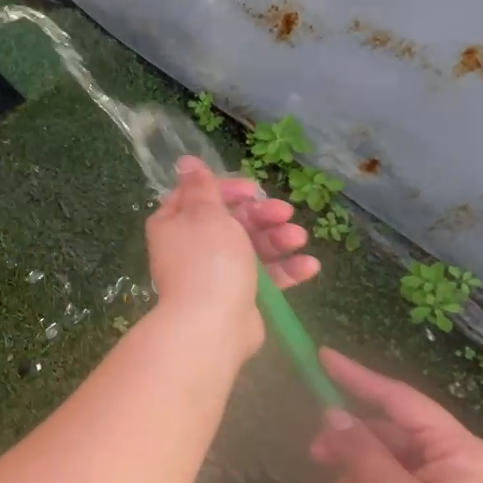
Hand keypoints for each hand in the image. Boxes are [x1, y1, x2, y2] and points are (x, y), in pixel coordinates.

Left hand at [144, 157, 318, 359]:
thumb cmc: (207, 260)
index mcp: (174, 222)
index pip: (199, 197)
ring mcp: (214, 270)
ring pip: (251, 247)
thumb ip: (200, 188)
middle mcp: (190, 244)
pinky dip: (286, 269)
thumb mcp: (204, 214)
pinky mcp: (238, 293)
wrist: (211, 322)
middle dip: (260, 214)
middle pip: (230, 221)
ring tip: (298, 238)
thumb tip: (185, 161)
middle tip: (285, 213)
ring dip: (277, 239)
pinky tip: (309, 266)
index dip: (227, 190)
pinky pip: (264, 276)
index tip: (252, 190)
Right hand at [310, 349, 482, 482]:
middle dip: (355, 458)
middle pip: (392, 444)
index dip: (358, 377)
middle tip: (317, 462)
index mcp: (464, 455)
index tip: (321, 356)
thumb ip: (358, 450)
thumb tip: (334, 414)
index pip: (402, 400)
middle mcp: (470, 474)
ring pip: (393, 480)